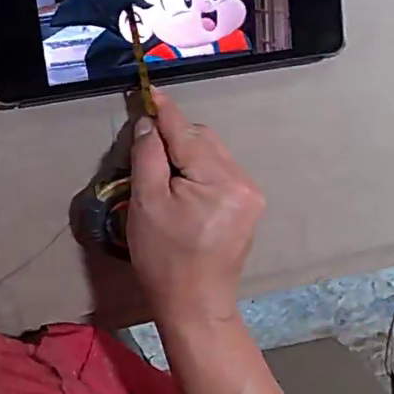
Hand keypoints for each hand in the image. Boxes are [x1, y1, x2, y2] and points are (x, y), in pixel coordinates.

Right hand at [128, 90, 265, 327]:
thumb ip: (147, 157)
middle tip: (144, 141)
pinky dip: (198, 166)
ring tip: (160, 167)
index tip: (148, 91)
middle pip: (203, 139)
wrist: (194, 303)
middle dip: (174, 134)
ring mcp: (250, 194)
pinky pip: (220, 170)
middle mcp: (242, 181)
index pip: (185, 133)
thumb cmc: (163, 257)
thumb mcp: (145, 203)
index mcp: (218, 181)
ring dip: (186, 150)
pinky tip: (181, 182)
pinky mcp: (248, 205)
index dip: (164, 111)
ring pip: (212, 152)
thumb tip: (147, 124)